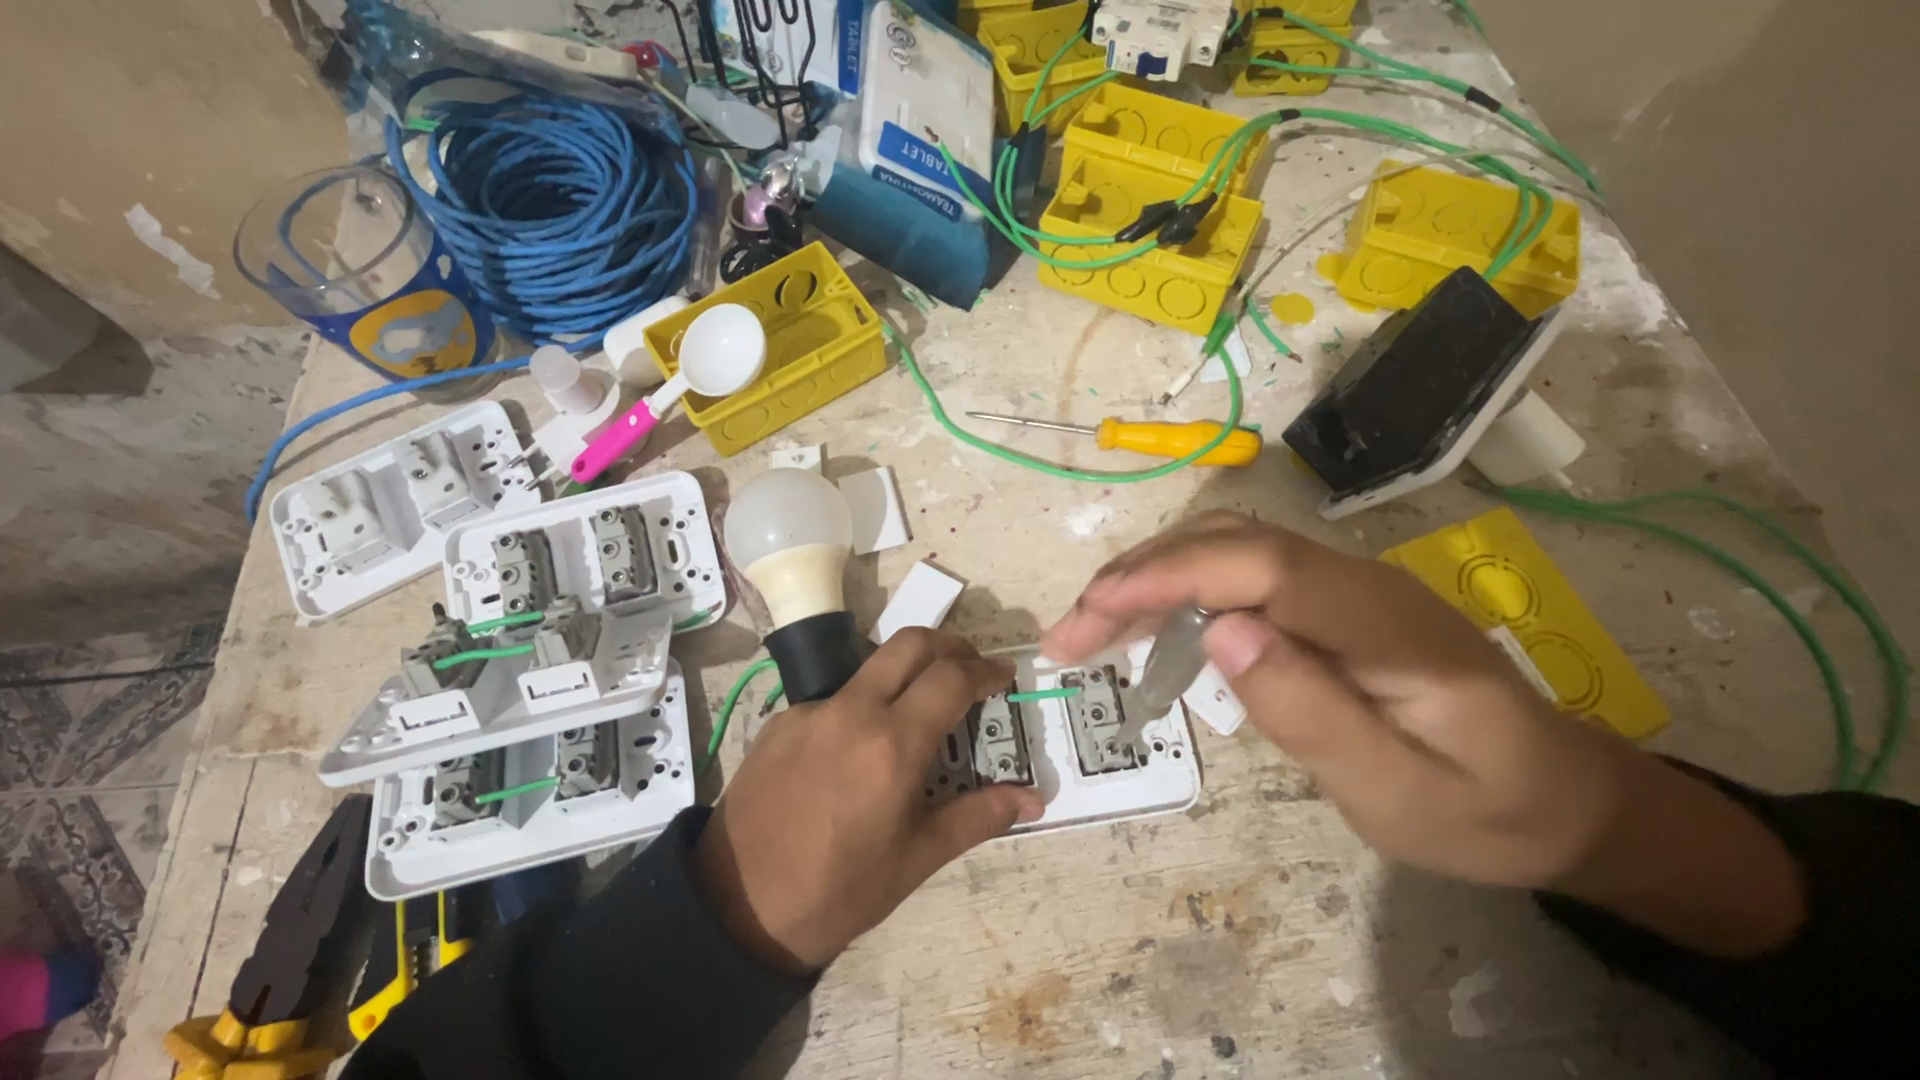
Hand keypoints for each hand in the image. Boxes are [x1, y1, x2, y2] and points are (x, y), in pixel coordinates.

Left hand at [692, 629, 1044, 973]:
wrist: (735, 908)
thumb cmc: (838, 891)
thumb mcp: (916, 859)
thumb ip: (978, 817)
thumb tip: (1035, 799)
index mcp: (892, 744)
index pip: (952, 678)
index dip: (986, 670)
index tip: (1004, 677)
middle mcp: (852, 711)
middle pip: (910, 643)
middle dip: (951, 645)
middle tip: (971, 670)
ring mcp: (810, 711)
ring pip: (870, 667)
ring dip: (906, 672)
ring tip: (921, 712)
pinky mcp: (779, 721)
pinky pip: (835, 697)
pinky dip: (864, 705)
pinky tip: (861, 750)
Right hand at [1041, 514, 1801, 945]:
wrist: (1562, 794)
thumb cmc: (1484, 808)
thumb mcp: (1401, 793)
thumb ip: (1312, 711)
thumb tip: (1221, 632)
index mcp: (1386, 624)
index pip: (1264, 566)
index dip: (1172, 574)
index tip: (1095, 610)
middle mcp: (1361, 581)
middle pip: (1234, 542)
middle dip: (1139, 577)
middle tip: (1068, 635)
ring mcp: (1345, 584)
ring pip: (1229, 549)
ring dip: (1149, 579)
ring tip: (1086, 629)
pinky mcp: (1329, 601)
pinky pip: (1241, 575)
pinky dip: (1178, 592)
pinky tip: (1143, 628)